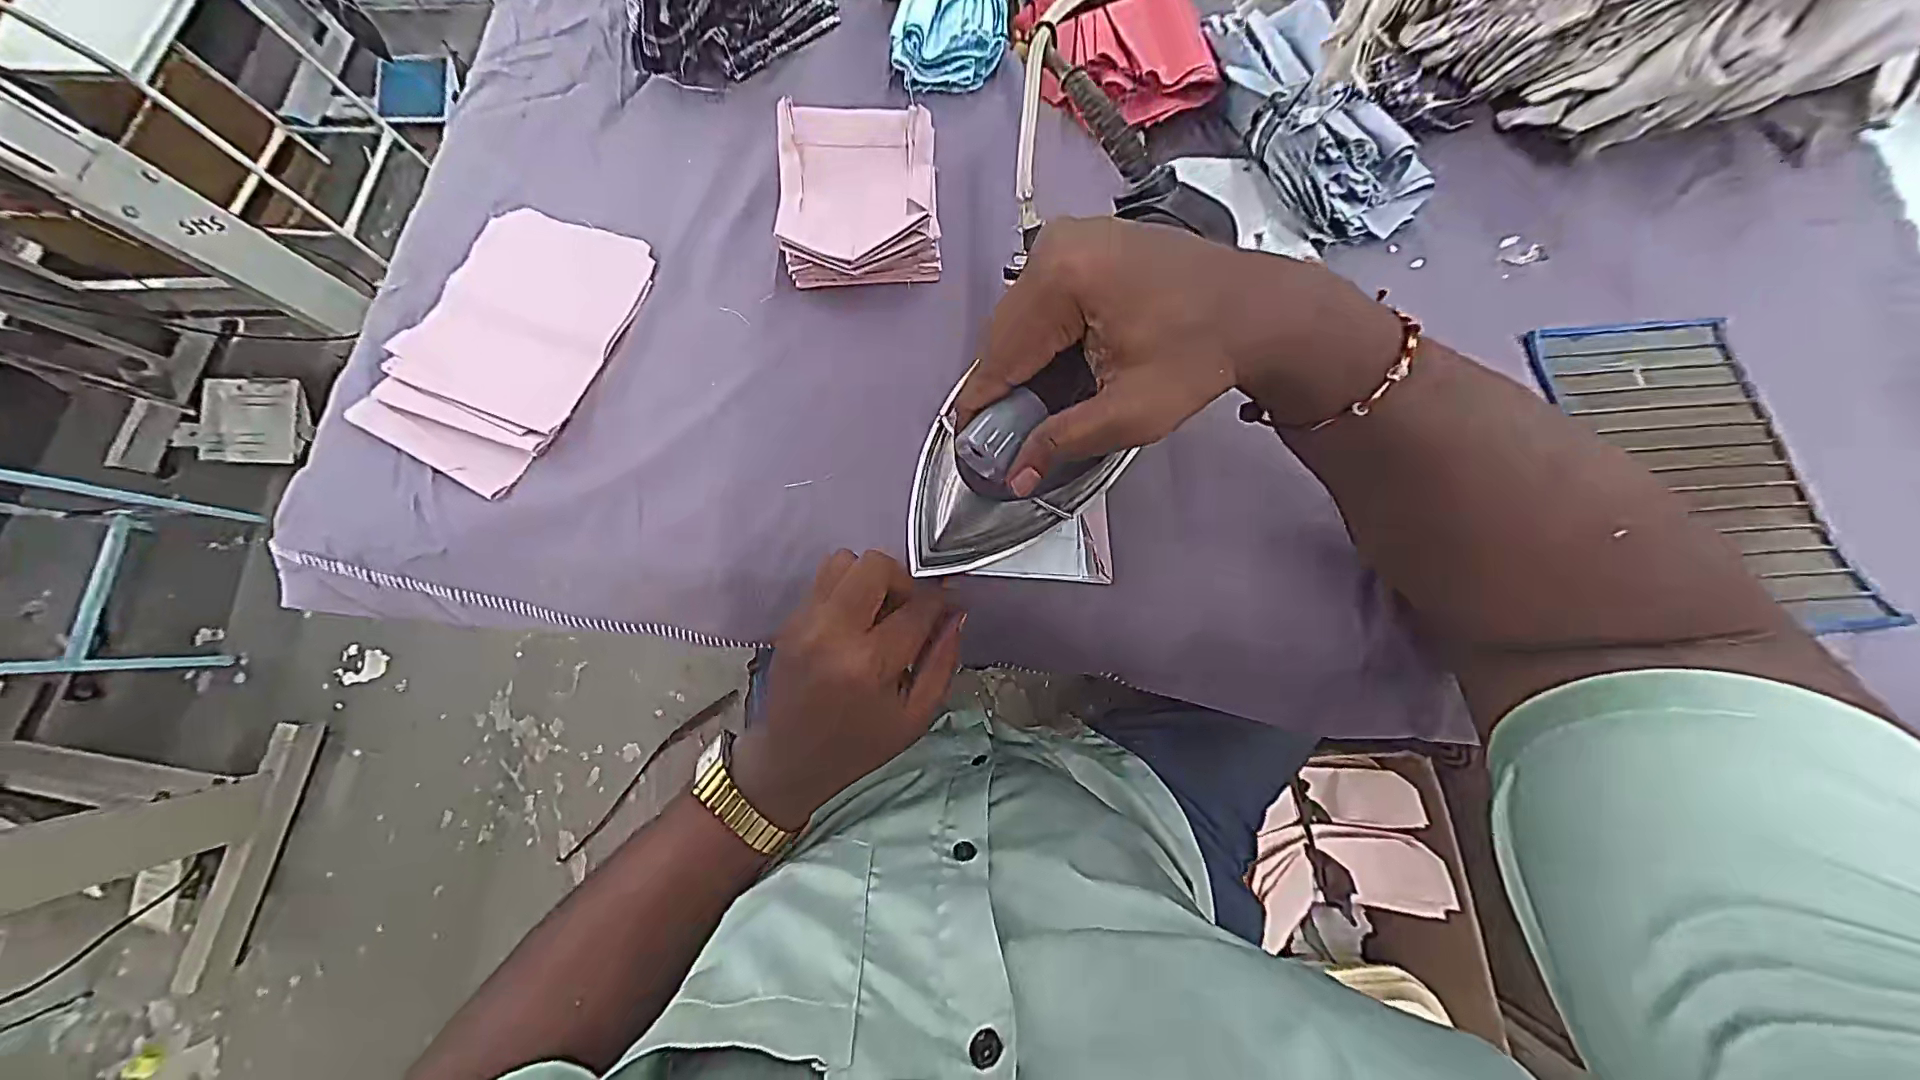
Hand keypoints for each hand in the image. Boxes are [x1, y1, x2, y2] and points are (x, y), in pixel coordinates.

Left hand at [729, 550, 964, 829]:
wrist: (789, 762)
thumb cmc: (858, 746)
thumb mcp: (915, 716)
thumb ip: (942, 661)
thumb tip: (956, 614)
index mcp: (868, 664)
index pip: (917, 606)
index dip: (941, 601)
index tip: (948, 606)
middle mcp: (832, 634)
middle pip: (875, 565)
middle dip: (902, 580)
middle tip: (907, 609)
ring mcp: (805, 623)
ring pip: (845, 561)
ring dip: (870, 579)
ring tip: (878, 612)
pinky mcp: (790, 621)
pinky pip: (824, 580)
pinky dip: (847, 590)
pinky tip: (854, 623)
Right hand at [954, 216, 1403, 493]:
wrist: (1257, 309)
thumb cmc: (1201, 357)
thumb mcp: (1132, 413)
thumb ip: (1064, 441)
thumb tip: (1015, 476)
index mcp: (1063, 276)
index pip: (1001, 352)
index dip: (981, 403)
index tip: (967, 440)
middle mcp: (1056, 245)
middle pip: (1004, 332)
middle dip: (1003, 385)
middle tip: (1009, 432)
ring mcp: (1070, 237)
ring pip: (1019, 317)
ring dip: (1021, 363)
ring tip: (1033, 406)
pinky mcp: (1084, 243)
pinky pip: (1041, 301)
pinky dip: (1041, 339)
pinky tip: (1055, 369)